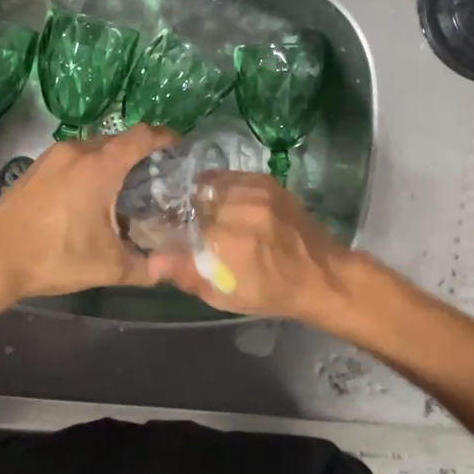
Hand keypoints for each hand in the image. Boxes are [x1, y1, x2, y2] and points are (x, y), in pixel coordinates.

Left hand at [0, 124, 177, 304]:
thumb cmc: (55, 257)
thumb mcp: (108, 268)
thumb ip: (145, 268)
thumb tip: (170, 269)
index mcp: (99, 167)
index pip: (141, 137)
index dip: (164, 138)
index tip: (178, 147)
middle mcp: (76, 152)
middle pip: (117, 140)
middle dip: (139, 152)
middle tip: (156, 176)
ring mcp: (51, 157)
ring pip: (92, 148)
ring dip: (111, 160)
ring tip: (123, 187)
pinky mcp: (34, 168)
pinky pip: (72, 158)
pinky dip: (87, 167)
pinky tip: (88, 195)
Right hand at [148, 171, 353, 325]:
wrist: (322, 274)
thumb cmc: (271, 293)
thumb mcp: (225, 296)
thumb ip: (187, 274)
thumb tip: (152, 262)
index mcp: (228, 241)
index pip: (181, 222)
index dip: (169, 228)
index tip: (165, 235)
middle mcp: (241, 209)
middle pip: (193, 198)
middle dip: (184, 210)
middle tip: (182, 224)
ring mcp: (256, 191)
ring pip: (210, 184)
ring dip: (201, 196)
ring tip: (199, 211)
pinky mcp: (267, 182)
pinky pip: (230, 177)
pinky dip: (220, 188)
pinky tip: (220, 201)